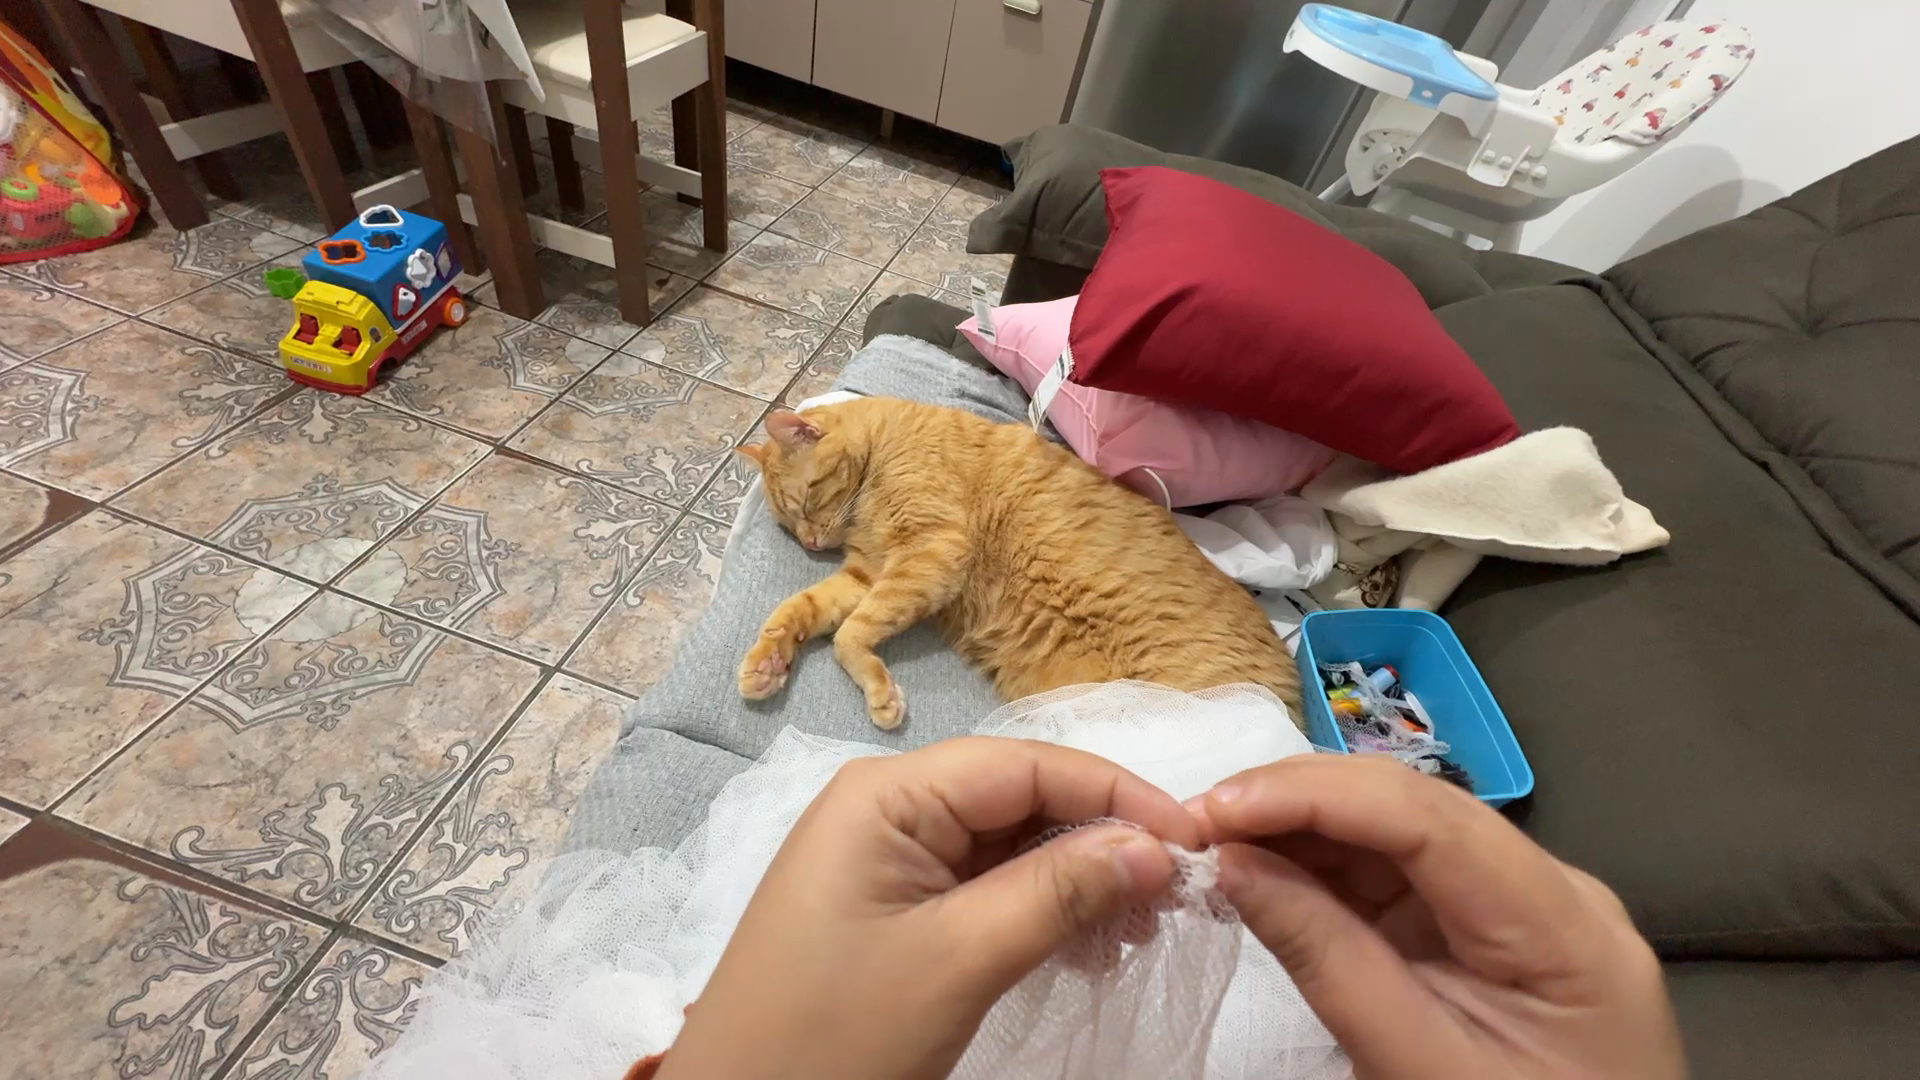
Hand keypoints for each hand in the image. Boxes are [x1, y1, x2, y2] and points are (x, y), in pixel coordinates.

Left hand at [657, 737, 1201, 1079]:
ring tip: (1134, 930)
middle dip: (1096, 840)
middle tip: (1170, 896)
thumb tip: (1154, 847)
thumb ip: (1058, 891)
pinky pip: (983, 881)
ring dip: (1074, 878)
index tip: (1190, 835)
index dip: (1111, 791)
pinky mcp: (898, 897)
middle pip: (1016, 799)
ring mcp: (892, 850)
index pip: (1021, 764)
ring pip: (1007, 842)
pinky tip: (1084, 942)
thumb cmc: (834, 1038)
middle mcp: (891, 802)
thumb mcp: (956, 962)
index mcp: (889, 791)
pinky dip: (1038, 906)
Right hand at [1190, 755, 1684, 1078]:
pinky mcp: (1449, 905)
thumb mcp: (1414, 1070)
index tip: (1215, 810)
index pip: (1424, 817)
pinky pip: (1365, 855)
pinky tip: (1249, 858)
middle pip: (1397, 799)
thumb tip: (1225, 860)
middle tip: (1195, 822)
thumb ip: (1323, 957)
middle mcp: (1534, 881)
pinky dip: (1298, 851)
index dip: (1311, 795)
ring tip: (1209, 838)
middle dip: (1287, 797)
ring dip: (1283, 819)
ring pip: (1372, 815)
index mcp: (1560, 926)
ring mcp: (1491, 888)